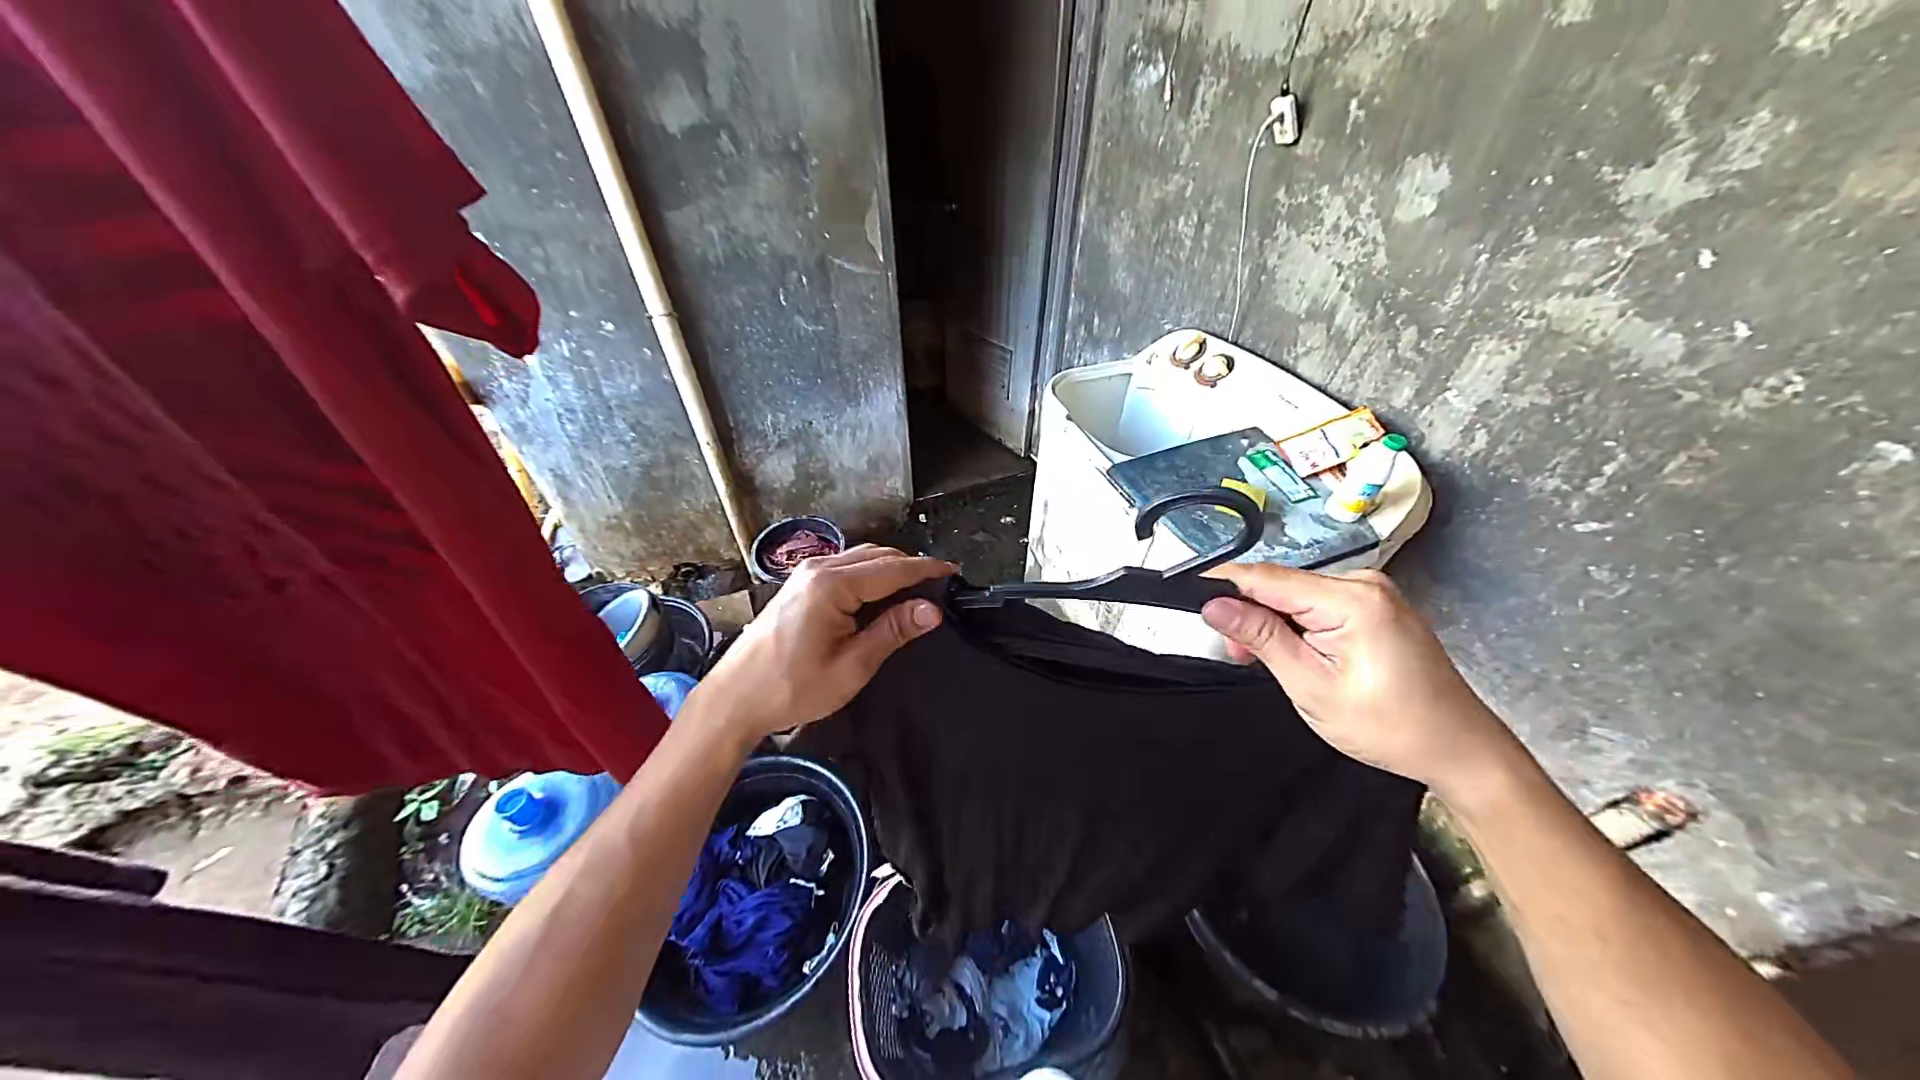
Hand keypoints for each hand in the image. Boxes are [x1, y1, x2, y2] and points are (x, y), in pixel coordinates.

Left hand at [689, 545, 952, 740]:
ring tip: (916, 589)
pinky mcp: (798, 585)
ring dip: (890, 568)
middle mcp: (818, 568)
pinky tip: (880, 594)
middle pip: (877, 556)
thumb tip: (931, 610)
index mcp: (832, 585)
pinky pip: (844, 567)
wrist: (735, 699)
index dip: (926, 570)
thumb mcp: (852, 666)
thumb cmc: (791, 688)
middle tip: (938, 586)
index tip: (953, 572)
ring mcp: (805, 574)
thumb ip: (892, 632)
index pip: (892, 568)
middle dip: (910, 567)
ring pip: (860, 558)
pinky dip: (869, 574)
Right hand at [1200, 564, 1524, 797]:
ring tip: (1265, 661)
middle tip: (1236, 655)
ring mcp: (1372, 592)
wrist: (1458, 747)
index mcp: (1353, 600)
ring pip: (1294, 594)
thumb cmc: (1392, 726)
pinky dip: (1295, 625)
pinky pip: (1316, 603)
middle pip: (1279, 584)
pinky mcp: (1373, 605)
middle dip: (1248, 613)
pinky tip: (1294, 652)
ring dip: (1270, 622)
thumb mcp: (1311, 685)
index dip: (1221, 584)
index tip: (1186, 595)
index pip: (1266, 577)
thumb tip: (1214, 606)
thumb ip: (1260, 638)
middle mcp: (1364, 583)